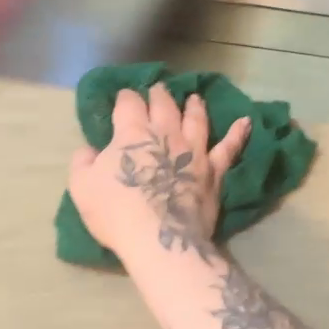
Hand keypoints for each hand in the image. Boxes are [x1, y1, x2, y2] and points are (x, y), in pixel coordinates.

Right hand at [69, 83, 251, 261]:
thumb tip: (88, 150)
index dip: (125, 98)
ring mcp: (194, 150)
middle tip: (158, 89)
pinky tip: (246, 122)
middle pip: (164, 104)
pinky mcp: (214, 171)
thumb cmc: (116, 213)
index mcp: (132, 132)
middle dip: (159, 94)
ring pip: (197, 119)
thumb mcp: (83, 187)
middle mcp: (166, 133)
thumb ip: (83, 163)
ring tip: (194, 98)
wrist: (161, 238)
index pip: (128, 103)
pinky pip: (229, 148)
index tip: (123, 98)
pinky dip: (237, 133)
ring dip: (195, 106)